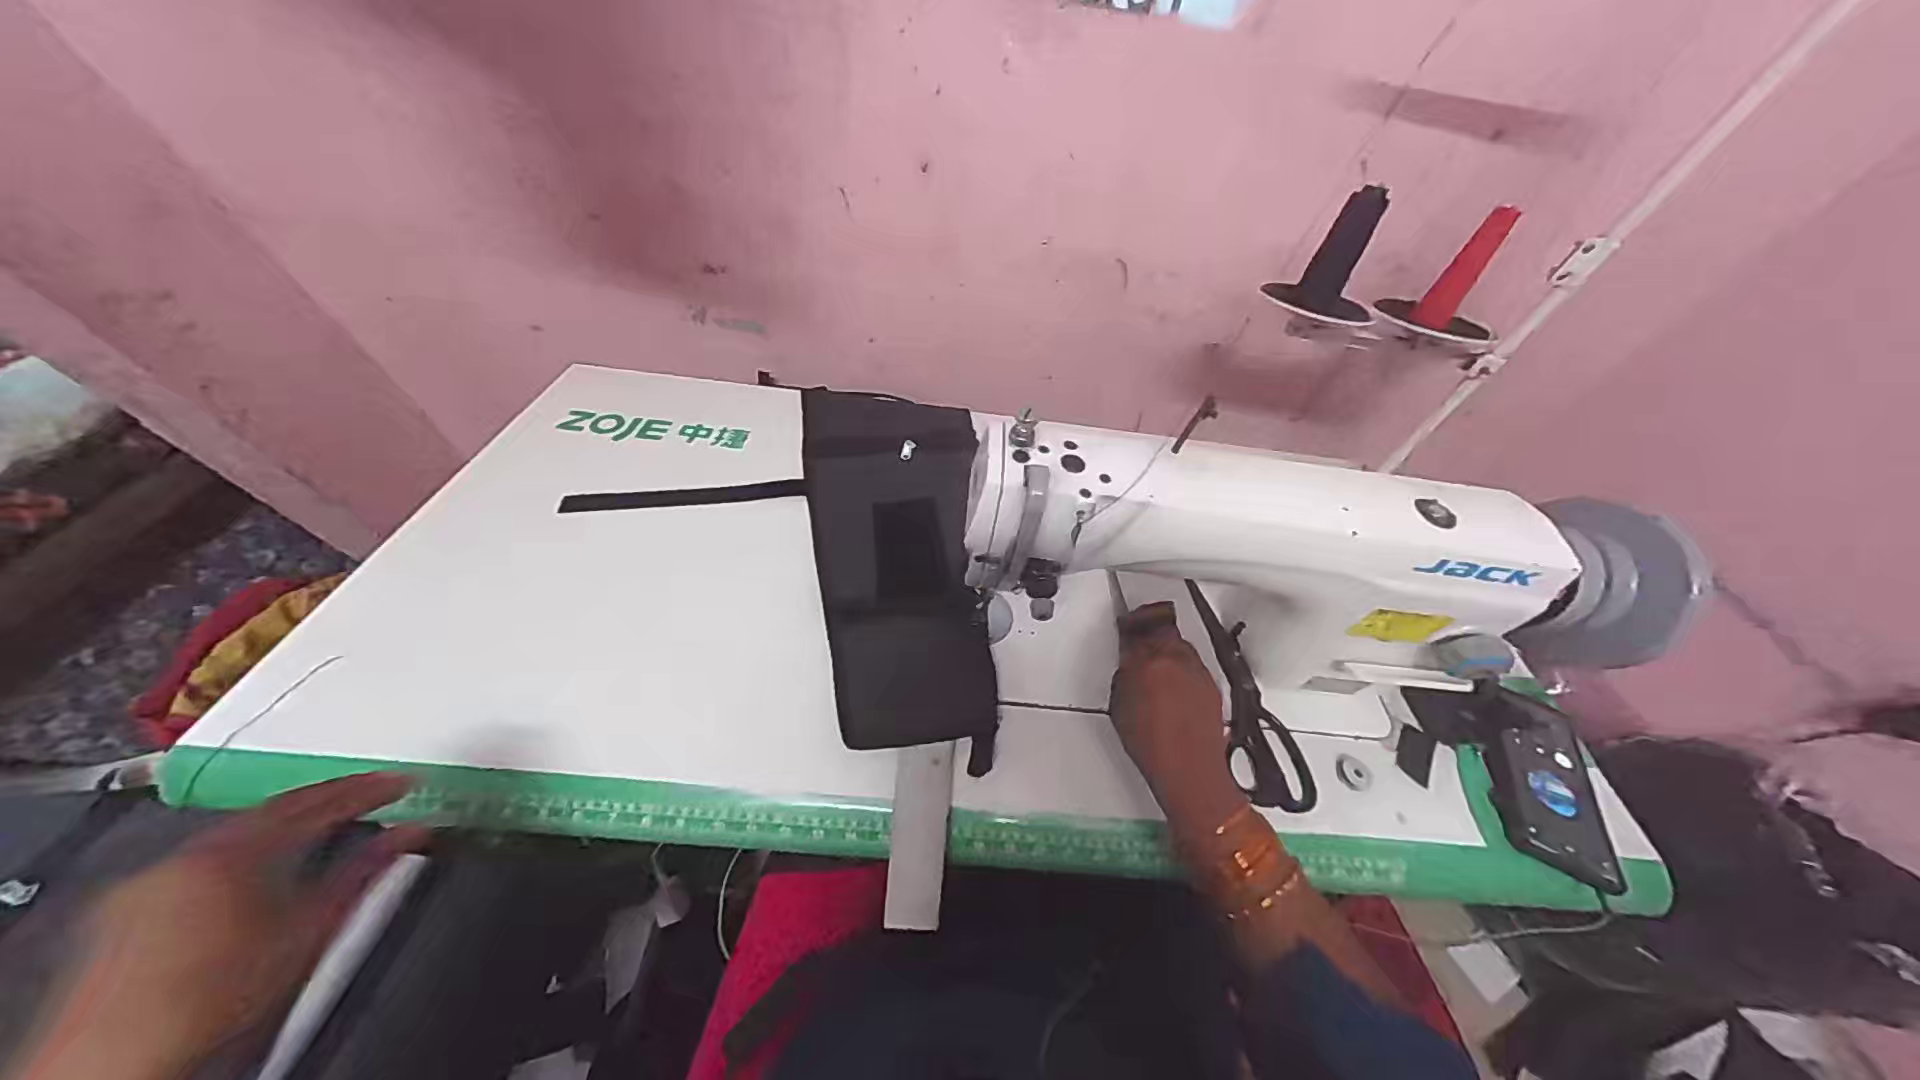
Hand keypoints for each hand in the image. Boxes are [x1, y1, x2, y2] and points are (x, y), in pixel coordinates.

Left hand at [12, 773, 427, 1079]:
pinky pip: (202, 856)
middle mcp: (185, 858)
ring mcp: (150, 883)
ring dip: (290, 821)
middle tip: (372, 792)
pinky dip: (248, 847)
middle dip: (330, 798)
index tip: (400, 783)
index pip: (319, 801)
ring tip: (330, 820)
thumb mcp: (313, 929)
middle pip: (275, 810)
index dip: (368, 789)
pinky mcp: (126, 908)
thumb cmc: (211, 1004)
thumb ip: (367, 871)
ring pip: (238, 831)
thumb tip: (409, 835)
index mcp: (233, 853)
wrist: (122, 1064)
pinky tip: (268, 859)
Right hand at [1108, 603, 1244, 837]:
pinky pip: (1193, 662)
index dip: (1128, 625)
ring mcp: (1195, 670)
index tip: (1126, 625)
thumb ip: (1125, 677)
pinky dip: (1182, 663)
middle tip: (1140, 630)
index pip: (1134, 631)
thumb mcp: (1121, 708)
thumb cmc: (1153, 747)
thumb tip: (1128, 666)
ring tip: (1157, 657)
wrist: (1190, 770)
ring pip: (1179, 643)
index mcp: (1145, 663)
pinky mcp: (1210, 683)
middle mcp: (1174, 660)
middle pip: (1161, 628)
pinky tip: (1174, 678)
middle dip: (1150, 626)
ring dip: (1167, 645)